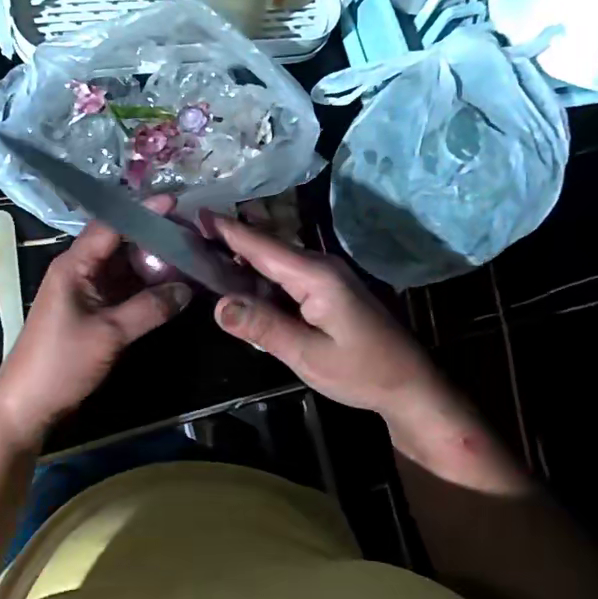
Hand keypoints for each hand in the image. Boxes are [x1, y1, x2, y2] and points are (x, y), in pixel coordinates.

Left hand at [0, 199, 192, 437]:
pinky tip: (174, 288)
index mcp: (74, 265)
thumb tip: (187, 288)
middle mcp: (80, 271)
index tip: (177, 202)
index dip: (143, 212)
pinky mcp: (94, 313)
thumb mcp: (109, 334)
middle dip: (155, 238)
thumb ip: (150, 308)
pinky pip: (125, 291)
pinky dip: (147, 288)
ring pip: (125, 268)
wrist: (30, 406)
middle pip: (120, 243)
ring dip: (153, 264)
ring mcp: (87, 293)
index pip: (111, 225)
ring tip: (191, 257)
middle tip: (193, 234)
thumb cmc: (62, 363)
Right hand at [209, 216, 446, 417]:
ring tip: (201, 258)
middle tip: (187, 240)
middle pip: (265, 249)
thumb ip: (264, 328)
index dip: (227, 231)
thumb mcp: (308, 356)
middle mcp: (320, 266)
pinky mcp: (327, 291)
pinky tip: (238, 286)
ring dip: (241, 262)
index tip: (195, 212)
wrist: (410, 385)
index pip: (261, 247)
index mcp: (315, 275)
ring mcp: (325, 277)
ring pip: (274, 263)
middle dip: (227, 242)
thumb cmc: (362, 372)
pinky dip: (259, 279)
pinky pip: (285, 277)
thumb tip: (218, 305)